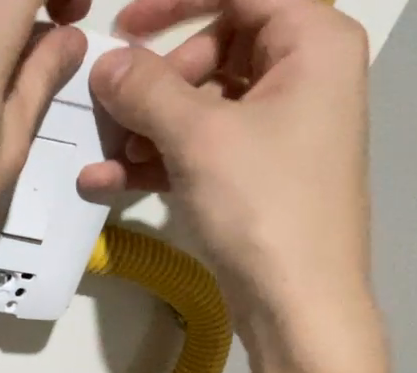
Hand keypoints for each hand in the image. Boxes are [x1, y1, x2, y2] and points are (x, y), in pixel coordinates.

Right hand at [77, 0, 372, 321]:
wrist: (297, 300)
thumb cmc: (263, 204)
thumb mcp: (199, 138)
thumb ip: (148, 91)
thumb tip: (105, 64)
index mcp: (311, 42)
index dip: (177, 3)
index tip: (122, 27)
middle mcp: (300, 75)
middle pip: (216, 48)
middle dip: (157, 80)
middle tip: (115, 110)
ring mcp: (276, 129)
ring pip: (200, 104)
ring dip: (146, 126)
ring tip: (106, 154)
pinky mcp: (252, 174)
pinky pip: (199, 148)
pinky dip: (157, 160)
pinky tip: (108, 180)